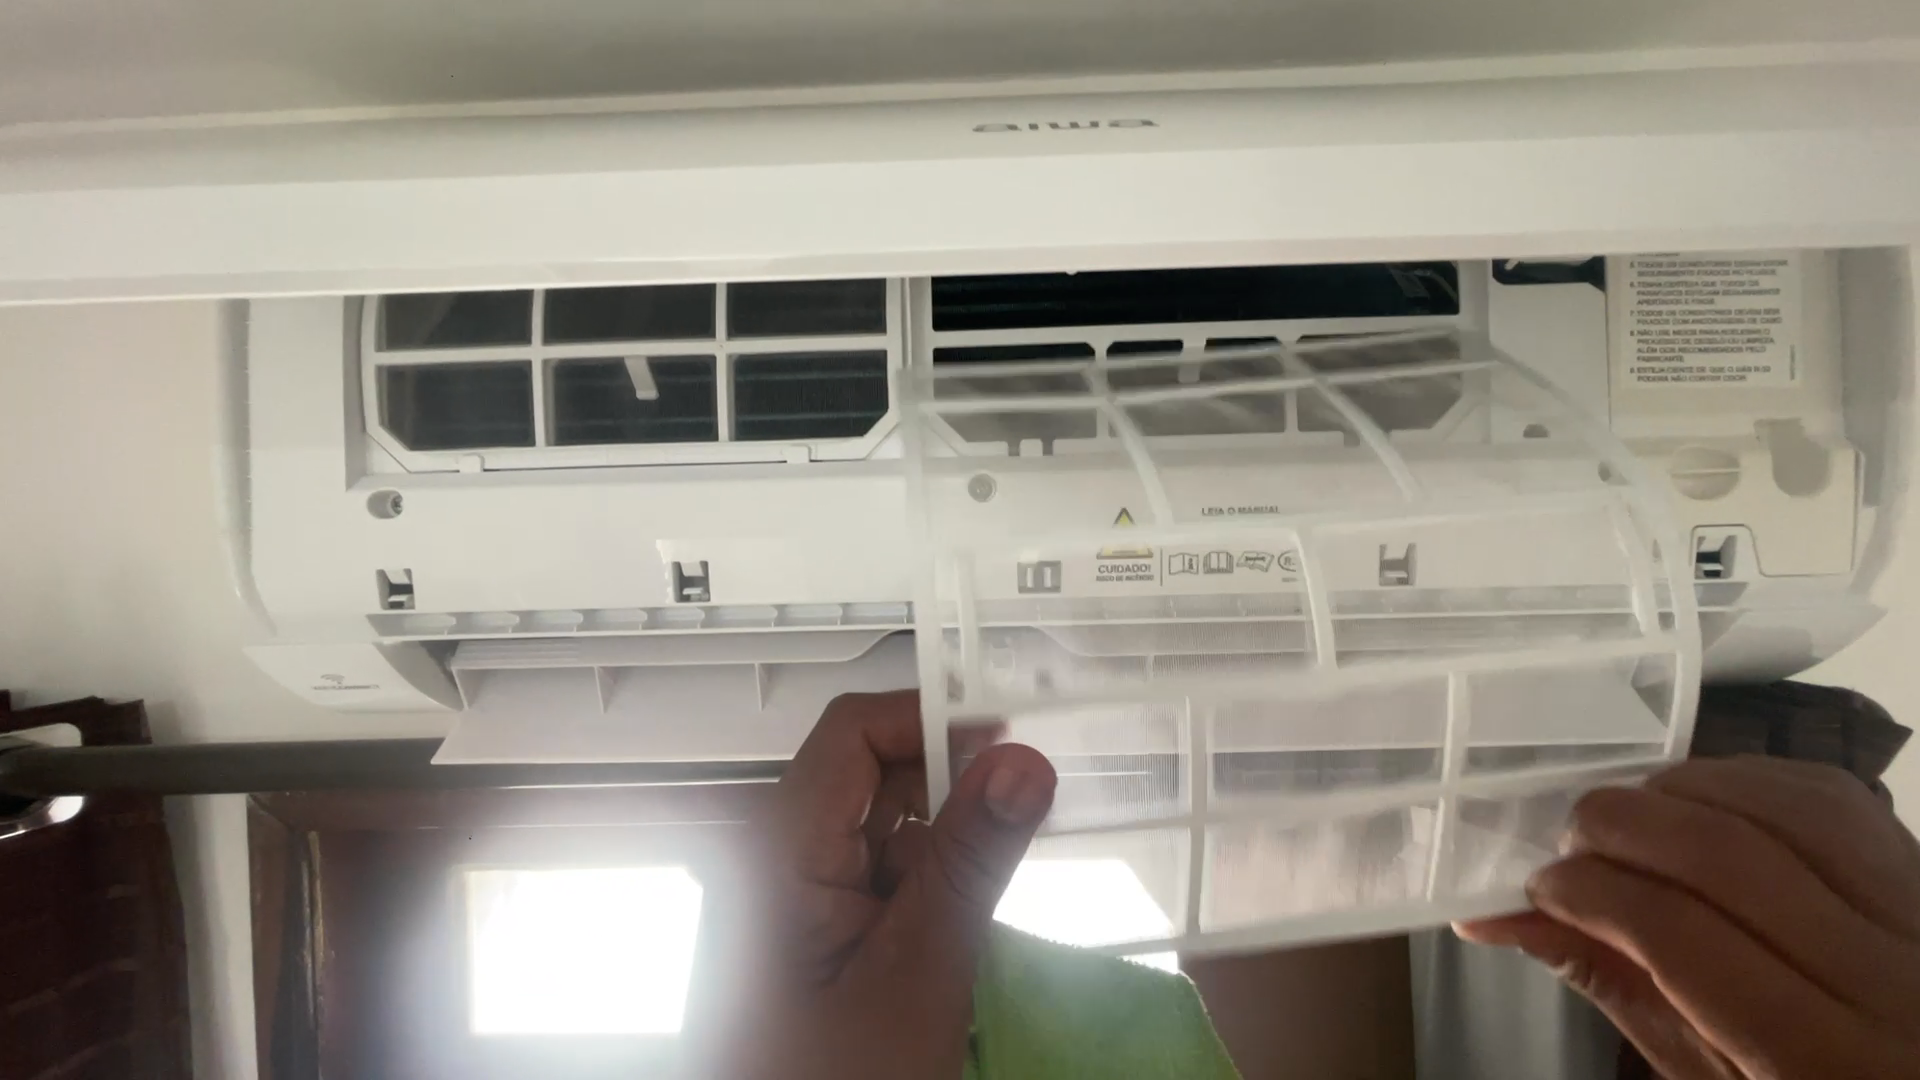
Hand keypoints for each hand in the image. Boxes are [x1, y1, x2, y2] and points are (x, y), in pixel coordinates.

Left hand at [686, 691, 1056, 1079]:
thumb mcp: (915, 973)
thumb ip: (970, 860)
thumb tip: (1026, 761)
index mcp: (779, 844)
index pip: (854, 731)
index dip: (929, 719)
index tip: (1009, 745)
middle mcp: (780, 846)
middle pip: (871, 766)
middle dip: (948, 782)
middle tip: (1015, 822)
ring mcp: (798, 882)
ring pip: (885, 815)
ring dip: (944, 836)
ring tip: (978, 892)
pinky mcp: (819, 915)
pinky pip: (884, 861)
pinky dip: (930, 874)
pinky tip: (953, 920)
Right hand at [1458, 756, 1919, 1078]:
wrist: (1917, 1077)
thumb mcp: (1698, 1068)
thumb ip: (1606, 982)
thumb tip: (1487, 917)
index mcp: (1825, 1056)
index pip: (1674, 930)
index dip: (1584, 890)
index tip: (1539, 886)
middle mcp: (1893, 980)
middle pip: (1719, 852)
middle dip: (1609, 824)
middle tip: (1571, 843)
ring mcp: (1919, 912)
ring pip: (1769, 805)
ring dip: (1668, 791)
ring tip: (1631, 819)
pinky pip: (1819, 792)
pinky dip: (1735, 778)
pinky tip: (1695, 802)